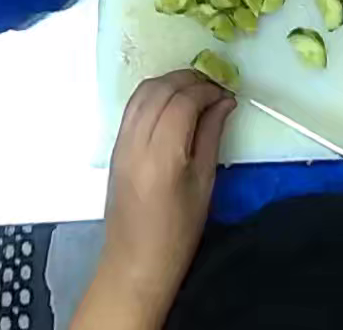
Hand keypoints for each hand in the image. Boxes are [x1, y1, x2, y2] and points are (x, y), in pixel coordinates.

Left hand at [73, 70, 236, 329]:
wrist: (135, 262)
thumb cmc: (178, 233)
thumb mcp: (204, 184)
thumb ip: (212, 135)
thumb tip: (224, 101)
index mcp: (161, 155)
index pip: (183, 102)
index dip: (207, 90)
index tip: (226, 94)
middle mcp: (137, 140)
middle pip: (162, 89)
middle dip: (190, 79)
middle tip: (214, 86)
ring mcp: (122, 139)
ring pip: (145, 90)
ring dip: (171, 81)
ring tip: (195, 89)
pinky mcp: (116, 142)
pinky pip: (134, 102)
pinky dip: (154, 92)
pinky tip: (172, 99)